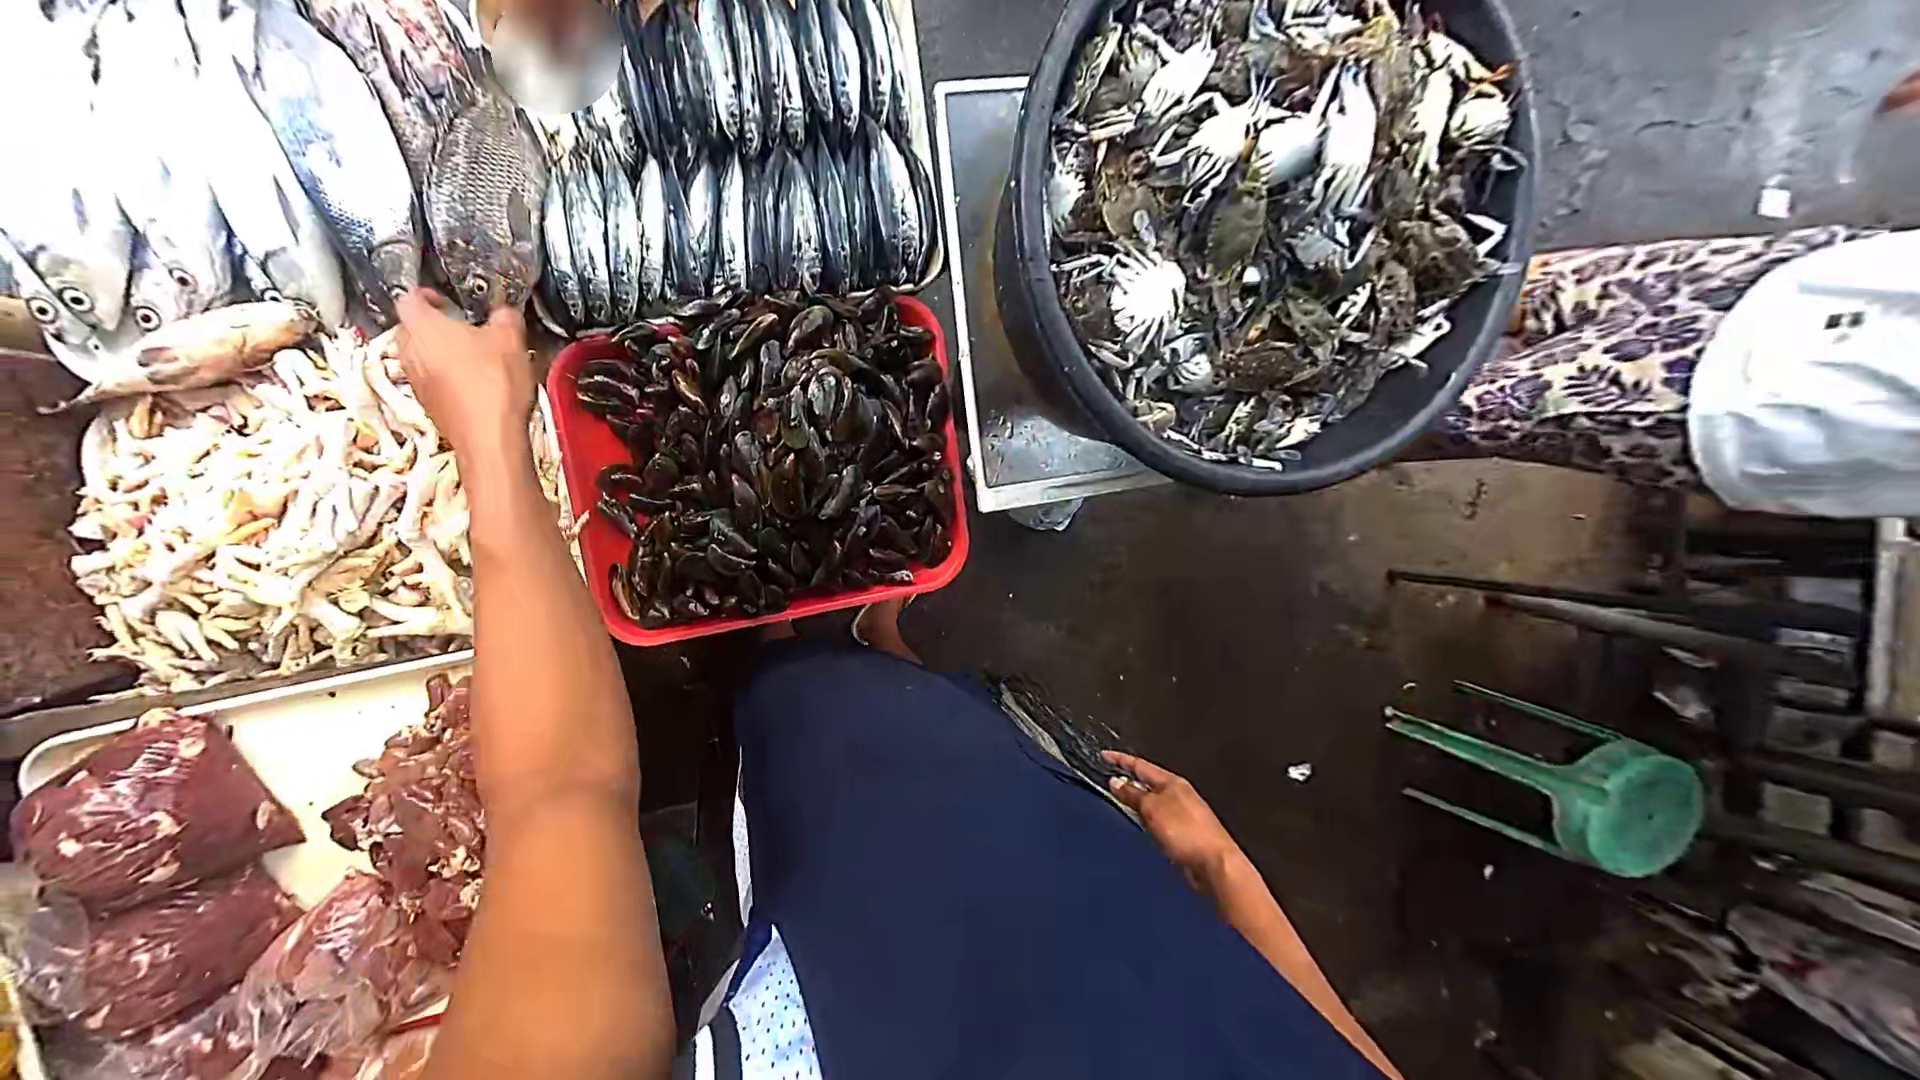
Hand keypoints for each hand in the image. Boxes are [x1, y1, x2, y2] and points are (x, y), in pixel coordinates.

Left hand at [395, 289, 533, 464]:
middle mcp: (408, 349)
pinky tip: (477, 386)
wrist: (489, 436)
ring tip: (474, 360)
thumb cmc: (494, 383)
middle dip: (436, 327)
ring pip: (422, 356)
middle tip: (464, 331)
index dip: (428, 295)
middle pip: (414, 328)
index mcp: (422, 325)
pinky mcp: (427, 403)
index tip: (445, 300)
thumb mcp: (512, 340)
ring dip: (442, 354)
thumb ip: (506, 318)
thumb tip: (505, 312)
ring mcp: (414, 378)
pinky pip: (432, 380)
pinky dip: (448, 378)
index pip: (410, 297)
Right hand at [1105, 751, 1245, 893]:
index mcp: (1172, 782)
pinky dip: (1147, 820)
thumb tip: (1117, 782)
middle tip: (1108, 779)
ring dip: (1137, 802)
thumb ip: (1133, 794)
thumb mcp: (1152, 808)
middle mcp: (1179, 795)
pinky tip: (1141, 827)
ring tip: (1120, 802)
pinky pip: (1159, 820)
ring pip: (1153, 802)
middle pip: (1147, 783)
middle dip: (1128, 780)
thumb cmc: (1189, 833)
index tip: (1105, 755)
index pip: (1140, 765)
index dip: (1120, 759)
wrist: (1215, 865)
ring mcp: (1183, 815)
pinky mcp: (1185, 834)